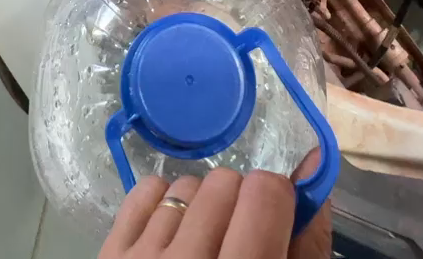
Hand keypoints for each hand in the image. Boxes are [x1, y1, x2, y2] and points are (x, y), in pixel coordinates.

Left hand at [98, 159, 330, 258]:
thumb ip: (307, 250)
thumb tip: (312, 172)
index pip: (265, 192)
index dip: (280, 203)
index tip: (279, 223)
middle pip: (225, 183)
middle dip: (242, 206)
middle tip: (244, 245)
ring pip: (186, 187)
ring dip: (203, 209)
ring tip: (208, 250)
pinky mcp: (109, 257)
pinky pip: (145, 192)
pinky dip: (164, 204)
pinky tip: (176, 237)